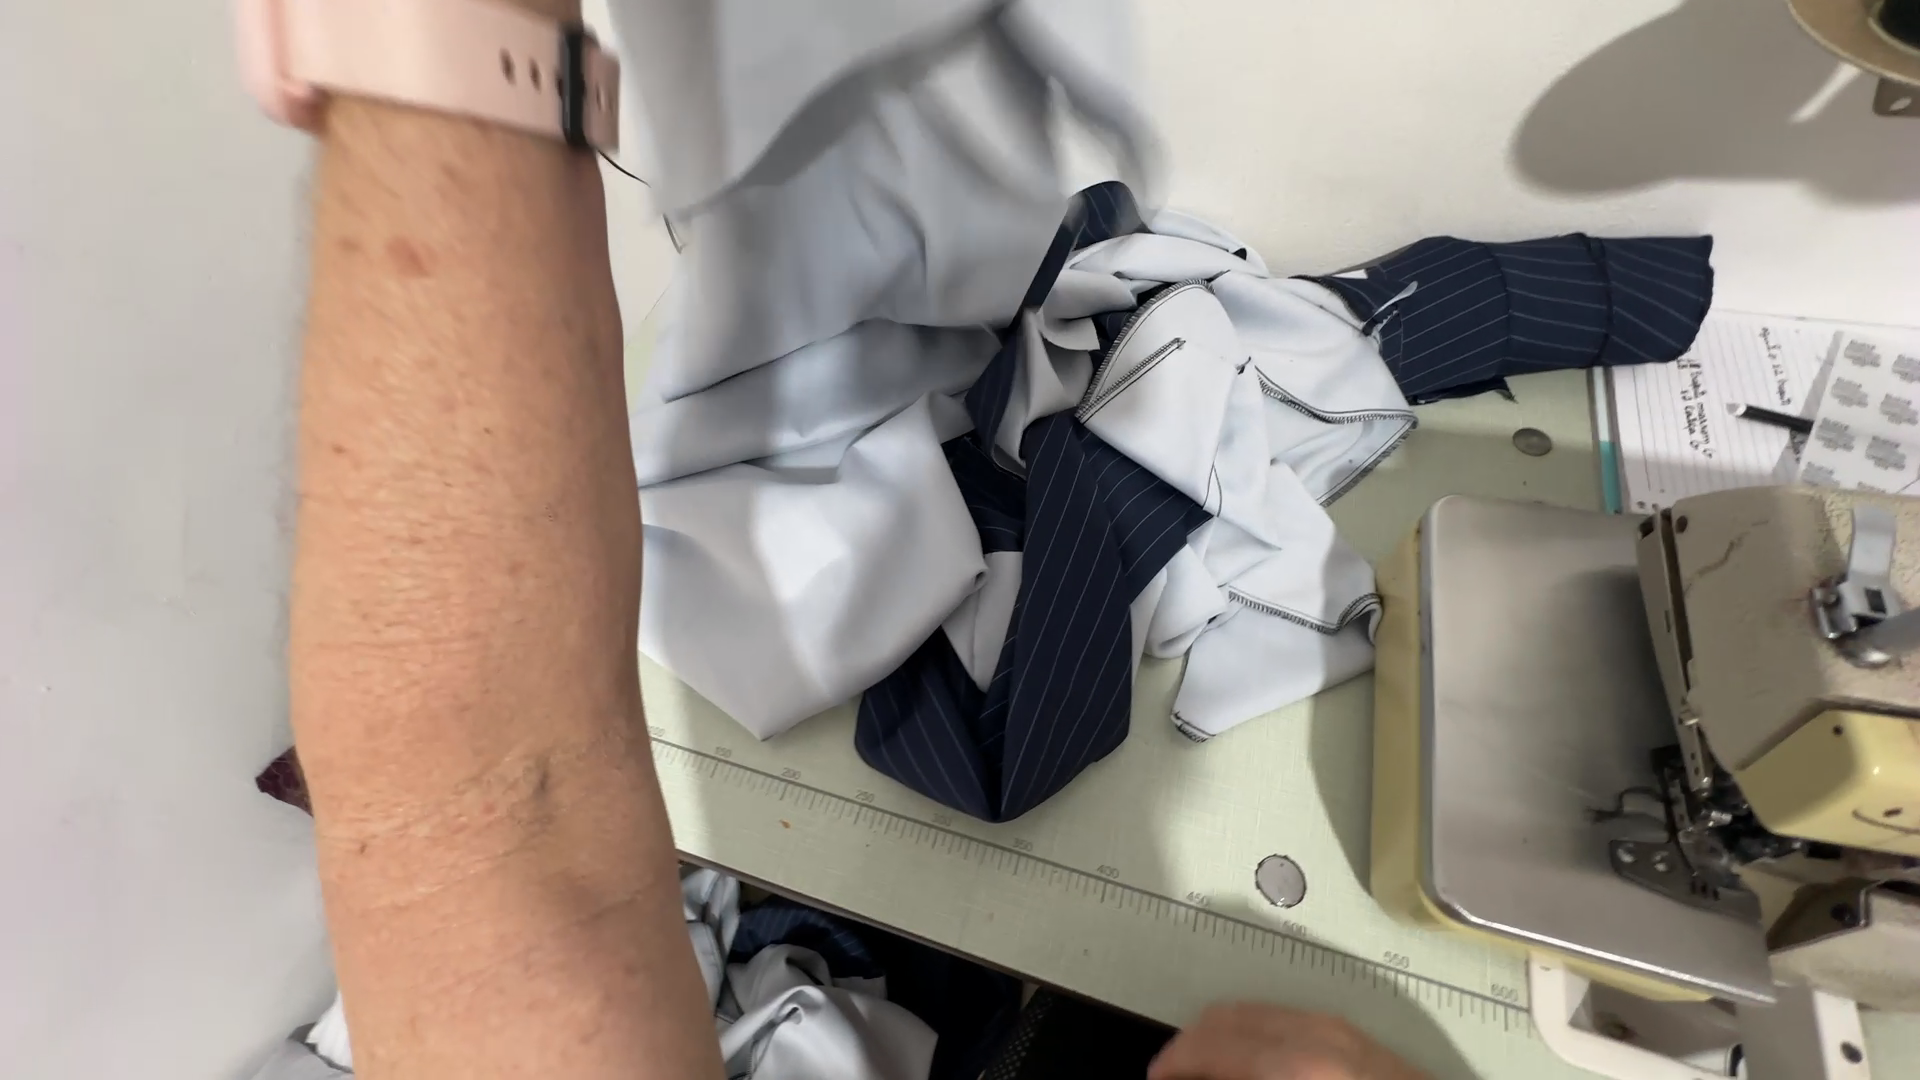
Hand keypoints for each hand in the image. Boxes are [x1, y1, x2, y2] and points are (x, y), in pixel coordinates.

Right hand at [1148, 1003, 1431, 1079]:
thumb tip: (1198, 1075)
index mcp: (1295, 1065)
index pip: (1212, 1046)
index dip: (1175, 1062)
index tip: (1155, 1078)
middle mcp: (1313, 1035)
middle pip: (1226, 1018)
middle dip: (1192, 1045)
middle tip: (1172, 1073)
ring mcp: (1339, 1031)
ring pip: (1254, 1012)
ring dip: (1221, 1038)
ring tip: (1207, 1068)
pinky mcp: (1359, 1039)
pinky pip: (1285, 1019)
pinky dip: (1254, 1035)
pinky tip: (1254, 1064)